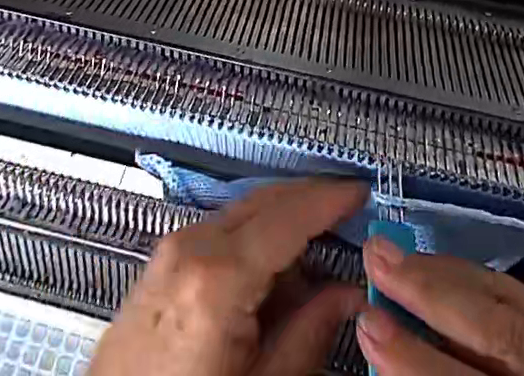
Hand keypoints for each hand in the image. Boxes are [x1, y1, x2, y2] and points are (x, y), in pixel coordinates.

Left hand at [89, 179, 367, 375]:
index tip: (362, 192)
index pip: (292, 214)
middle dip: (312, 201)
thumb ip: (311, 331)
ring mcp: (171, 253)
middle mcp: (192, 250)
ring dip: (284, 222)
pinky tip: (269, 274)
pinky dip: (254, 237)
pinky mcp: (160, 264)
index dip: (333, 198)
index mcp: (219, 278)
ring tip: (311, 264)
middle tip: (349, 214)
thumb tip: (351, 294)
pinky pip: (221, 231)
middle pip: (269, 201)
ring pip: (246, 212)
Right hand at [357, 234, 523, 375]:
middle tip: (378, 256)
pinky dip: (489, 287)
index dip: (415, 359)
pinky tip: (454, 276)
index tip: (368, 325)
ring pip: (521, 306)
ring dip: (454, 277)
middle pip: (502, 332)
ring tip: (404, 259)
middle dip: (430, 292)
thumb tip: (387, 361)